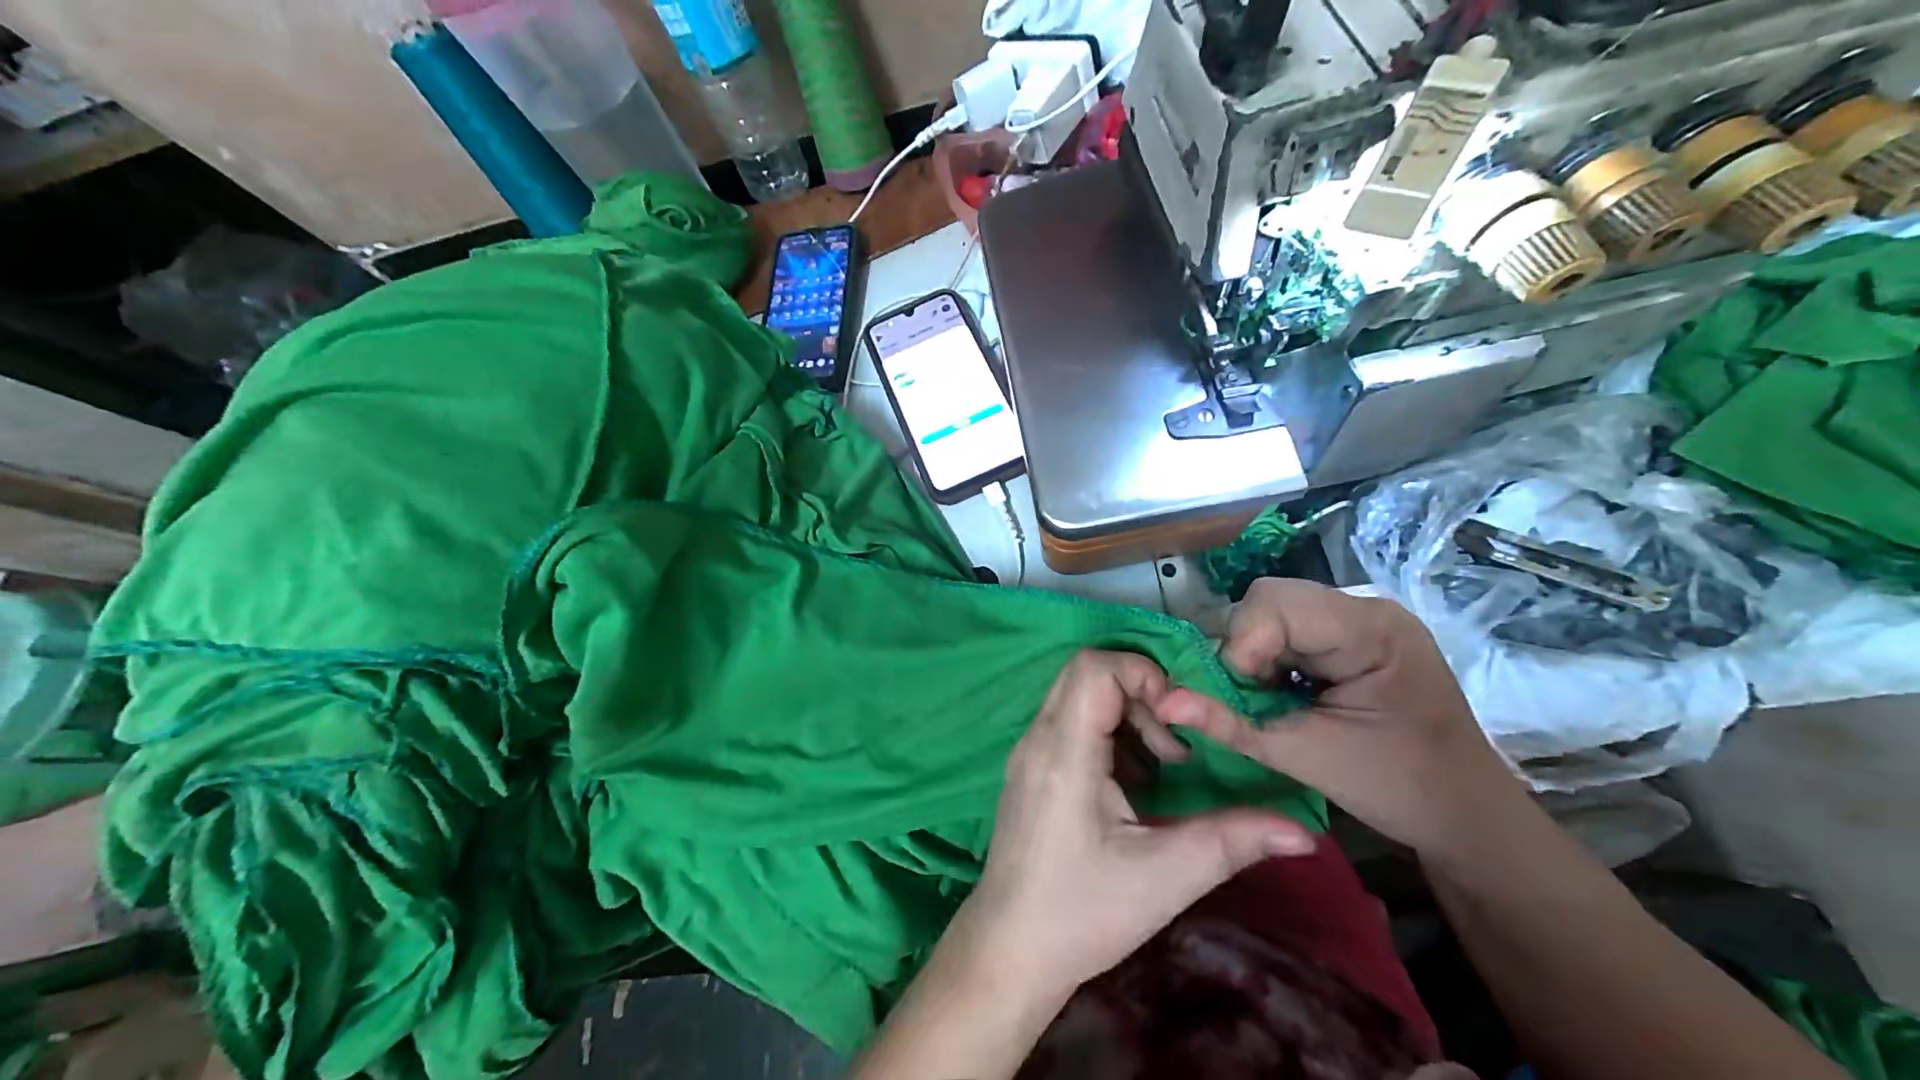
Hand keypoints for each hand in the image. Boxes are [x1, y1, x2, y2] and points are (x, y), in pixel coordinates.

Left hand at [948, 650, 1316, 1004]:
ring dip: (1127, 715)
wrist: (1010, 950)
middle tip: (1175, 747)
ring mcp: (1028, 753)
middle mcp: (1037, 740)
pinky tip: (1133, 783)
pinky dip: (1107, 733)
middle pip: (1085, 673)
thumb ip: (1233, 842)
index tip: (1179, 721)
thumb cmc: (1082, 913)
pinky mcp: (1029, 769)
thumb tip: (1303, 833)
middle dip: (1141, 694)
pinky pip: (1069, 722)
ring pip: (1077, 696)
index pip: (1094, 668)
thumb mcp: (1165, 877)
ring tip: (1162, 767)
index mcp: (1063, 754)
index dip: (1143, 675)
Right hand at [1159, 579, 1528, 857]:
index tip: (1244, 696)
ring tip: (1269, 699)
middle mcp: (1367, 609)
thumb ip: (1231, 725)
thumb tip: (1164, 703)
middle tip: (1253, 698)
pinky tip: (1284, 693)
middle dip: (1245, 648)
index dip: (1243, 645)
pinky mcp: (1353, 637)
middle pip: (1269, 600)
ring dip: (1255, 654)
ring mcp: (1362, 620)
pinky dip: (1270, 659)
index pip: (1273, 602)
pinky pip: (1289, 630)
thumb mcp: (1305, 757)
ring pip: (1272, 613)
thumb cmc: (1398, 789)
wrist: (1468, 818)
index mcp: (1371, 628)